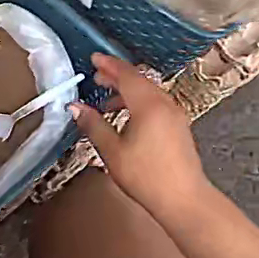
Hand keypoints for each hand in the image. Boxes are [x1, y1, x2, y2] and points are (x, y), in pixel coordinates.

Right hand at [69, 53, 211, 217]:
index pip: (126, 75)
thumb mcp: (112, 151)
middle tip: (98, 76)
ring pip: (148, 93)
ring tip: (107, 100)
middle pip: (139, 81)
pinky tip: (127, 118)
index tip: (95, 58)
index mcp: (148, 105)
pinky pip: (156, 105)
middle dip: (117, 76)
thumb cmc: (148, 177)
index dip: (108, 65)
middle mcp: (165, 105)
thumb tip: (76, 108)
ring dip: (127, 91)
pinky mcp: (178, 127)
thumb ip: (93, 124)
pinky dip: (139, 103)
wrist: (182, 199)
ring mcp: (175, 115)